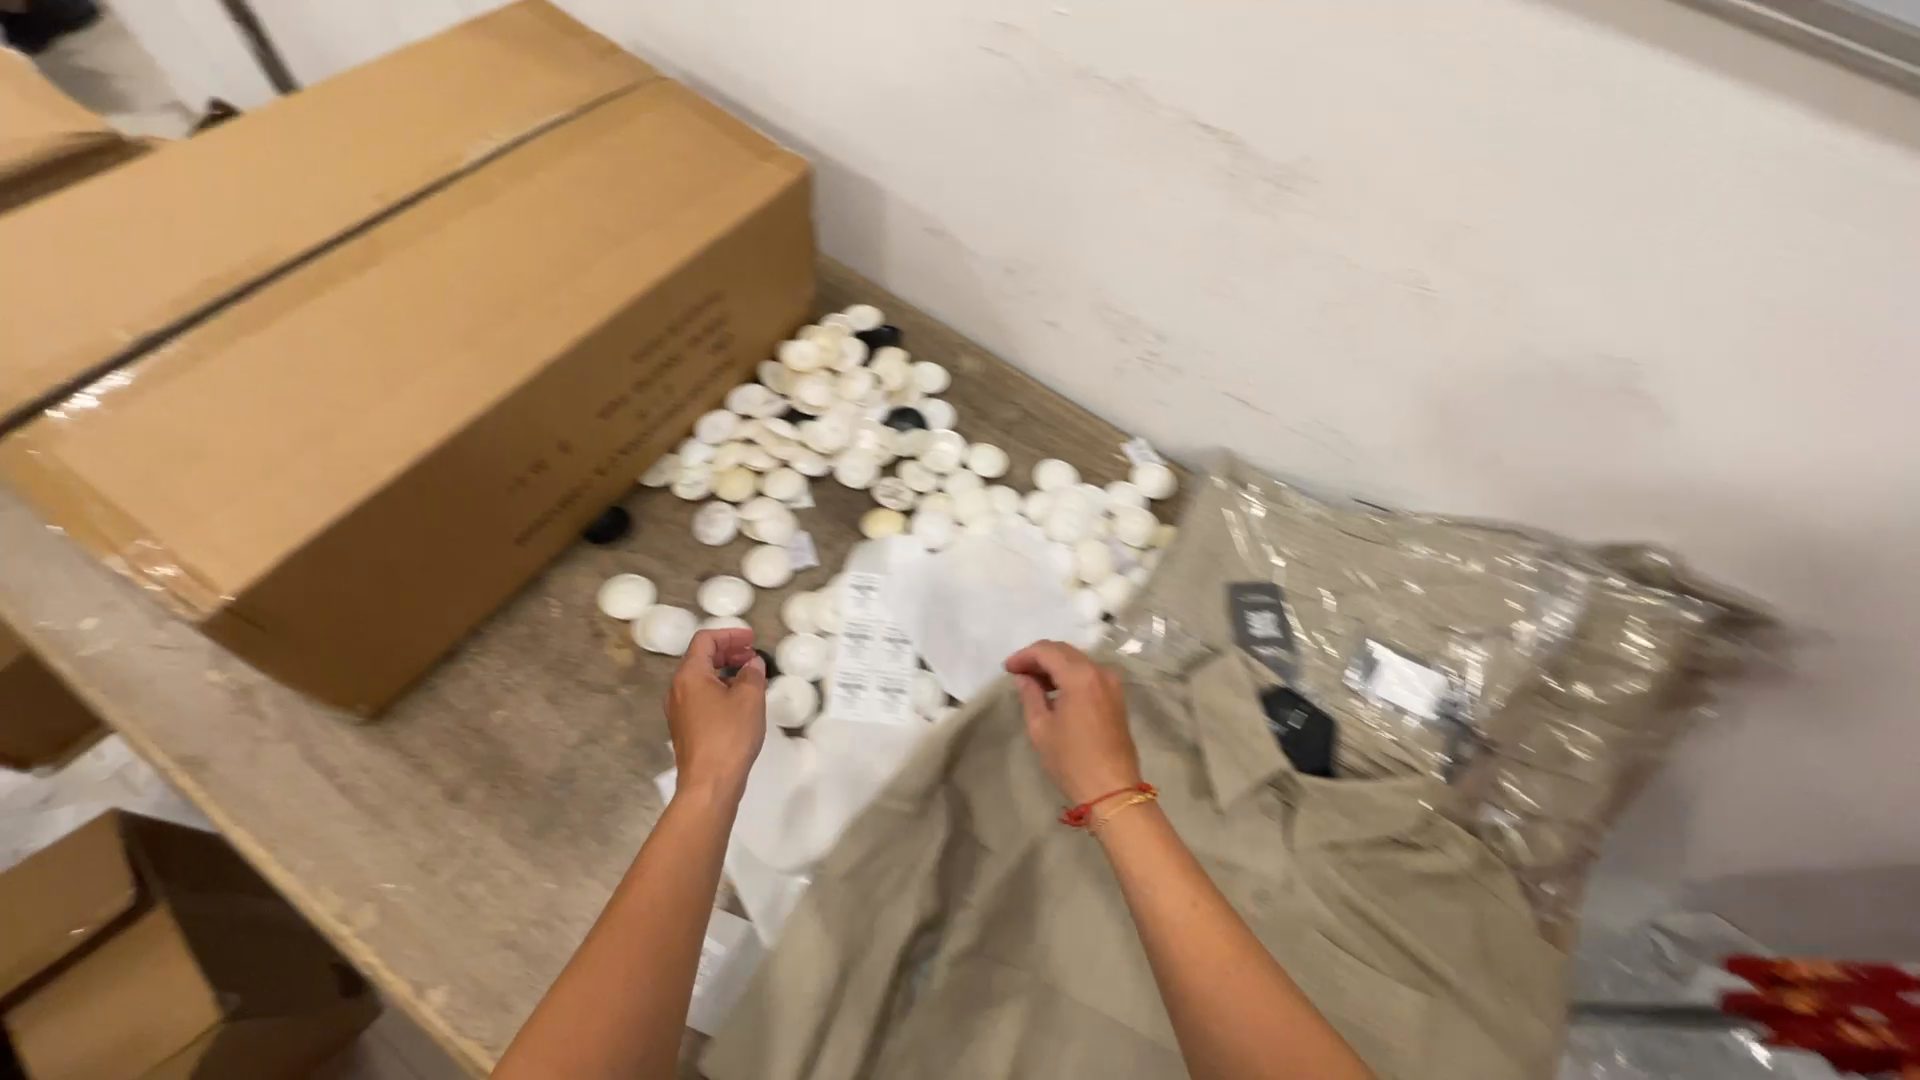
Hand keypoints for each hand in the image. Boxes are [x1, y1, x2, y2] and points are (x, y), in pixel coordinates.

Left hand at [665, 628, 766, 797]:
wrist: (709, 783)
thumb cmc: (730, 735)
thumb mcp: (749, 698)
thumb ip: (752, 674)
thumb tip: (752, 664)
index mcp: (690, 675)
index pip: (705, 641)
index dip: (730, 635)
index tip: (751, 639)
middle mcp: (677, 689)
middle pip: (700, 658)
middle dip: (728, 652)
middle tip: (752, 655)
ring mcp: (679, 710)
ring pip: (701, 679)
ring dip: (725, 672)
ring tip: (750, 678)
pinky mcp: (685, 728)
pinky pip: (701, 697)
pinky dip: (720, 690)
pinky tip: (739, 701)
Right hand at [1004, 640, 1140, 804]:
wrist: (1112, 790)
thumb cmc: (1071, 760)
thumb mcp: (1041, 728)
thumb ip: (1030, 695)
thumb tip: (1024, 677)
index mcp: (1080, 676)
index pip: (1047, 651)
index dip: (1024, 656)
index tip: (1007, 669)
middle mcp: (1099, 672)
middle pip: (1064, 651)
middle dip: (1039, 658)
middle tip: (1018, 673)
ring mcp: (1112, 684)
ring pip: (1078, 661)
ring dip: (1055, 666)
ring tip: (1033, 683)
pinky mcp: (1117, 697)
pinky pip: (1089, 674)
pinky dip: (1070, 676)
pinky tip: (1056, 691)